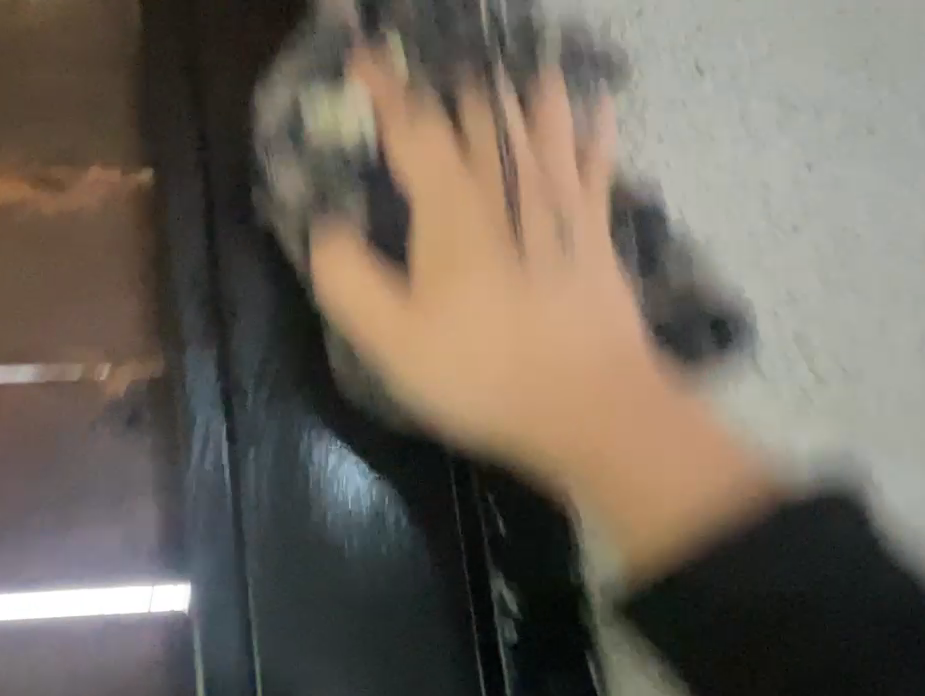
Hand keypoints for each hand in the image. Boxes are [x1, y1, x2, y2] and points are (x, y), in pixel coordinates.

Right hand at [310, 54, 777, 575]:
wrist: (587, 407)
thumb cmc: (479, 375)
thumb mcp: (390, 341)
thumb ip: (348, 280)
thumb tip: (326, 227)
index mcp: (451, 213)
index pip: (414, 130)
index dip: (387, 91)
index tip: (364, 59)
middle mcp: (507, 192)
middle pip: (478, 121)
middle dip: (451, 88)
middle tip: (434, 63)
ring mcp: (558, 209)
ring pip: (537, 129)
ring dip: (520, 93)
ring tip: (515, 61)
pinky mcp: (592, 236)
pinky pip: (594, 166)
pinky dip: (593, 132)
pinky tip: (598, 106)